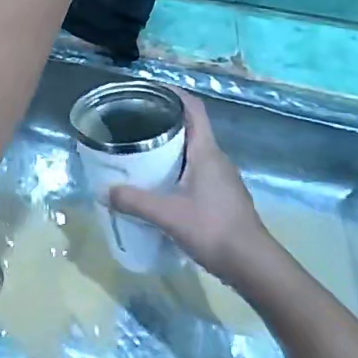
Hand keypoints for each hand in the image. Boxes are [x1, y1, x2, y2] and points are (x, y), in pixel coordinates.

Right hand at [108, 88, 280, 278]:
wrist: (253, 266)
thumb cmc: (213, 228)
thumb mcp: (167, 214)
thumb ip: (134, 201)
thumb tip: (104, 192)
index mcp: (207, 152)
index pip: (194, 109)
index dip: (174, 94)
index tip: (150, 90)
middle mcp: (217, 159)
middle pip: (190, 129)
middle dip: (164, 122)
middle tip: (134, 124)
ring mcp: (223, 179)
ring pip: (193, 152)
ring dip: (170, 148)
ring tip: (141, 153)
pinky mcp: (223, 197)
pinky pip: (197, 172)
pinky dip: (177, 170)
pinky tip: (160, 185)